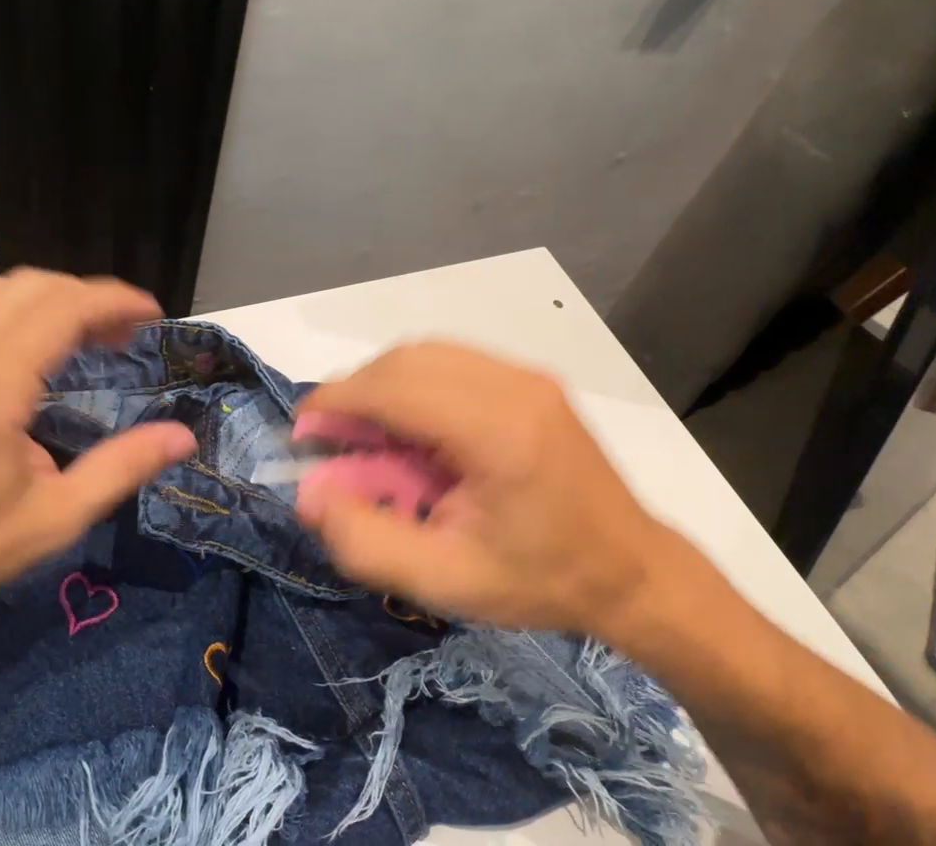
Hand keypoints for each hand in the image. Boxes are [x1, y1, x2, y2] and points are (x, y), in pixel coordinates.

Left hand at [0, 270, 196, 636]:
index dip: (114, 300)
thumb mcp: (53, 520)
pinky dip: (13, 303)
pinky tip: (29, 341)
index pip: (62, 309)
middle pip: (34, 287)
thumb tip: (183, 436)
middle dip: (90, 296)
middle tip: (126, 332)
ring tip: (84, 331)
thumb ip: (121, 469)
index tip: (152, 315)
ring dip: (50, 295)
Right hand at [294, 342, 670, 634]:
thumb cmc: (538, 581)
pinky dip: (414, 383)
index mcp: (497, 433)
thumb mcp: (444, 581)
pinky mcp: (532, 380)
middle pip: (406, 360)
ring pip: (427, 353)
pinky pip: (452, 362)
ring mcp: (528, 376)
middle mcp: (514, 386)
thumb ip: (366, 540)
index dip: (337, 401)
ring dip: (383, 384)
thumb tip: (309, 493)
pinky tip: (413, 428)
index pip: (395, 388)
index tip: (302, 429)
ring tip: (370, 436)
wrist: (632, 571)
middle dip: (356, 391)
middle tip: (333, 439)